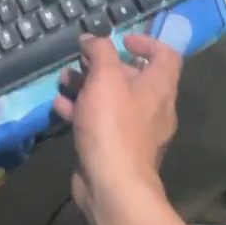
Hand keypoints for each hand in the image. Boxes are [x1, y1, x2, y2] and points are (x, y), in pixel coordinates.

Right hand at [53, 32, 182, 217]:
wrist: (113, 185)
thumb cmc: (113, 124)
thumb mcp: (105, 77)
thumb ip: (100, 51)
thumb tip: (92, 38)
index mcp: (159, 88)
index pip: (166, 55)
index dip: (146, 42)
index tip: (120, 40)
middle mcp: (153, 108)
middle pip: (133, 77)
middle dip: (103, 65)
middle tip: (80, 59)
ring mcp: (136, 132)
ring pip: (113, 99)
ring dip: (87, 86)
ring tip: (64, 79)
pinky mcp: (117, 149)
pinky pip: (101, 122)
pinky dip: (81, 111)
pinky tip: (60, 106)